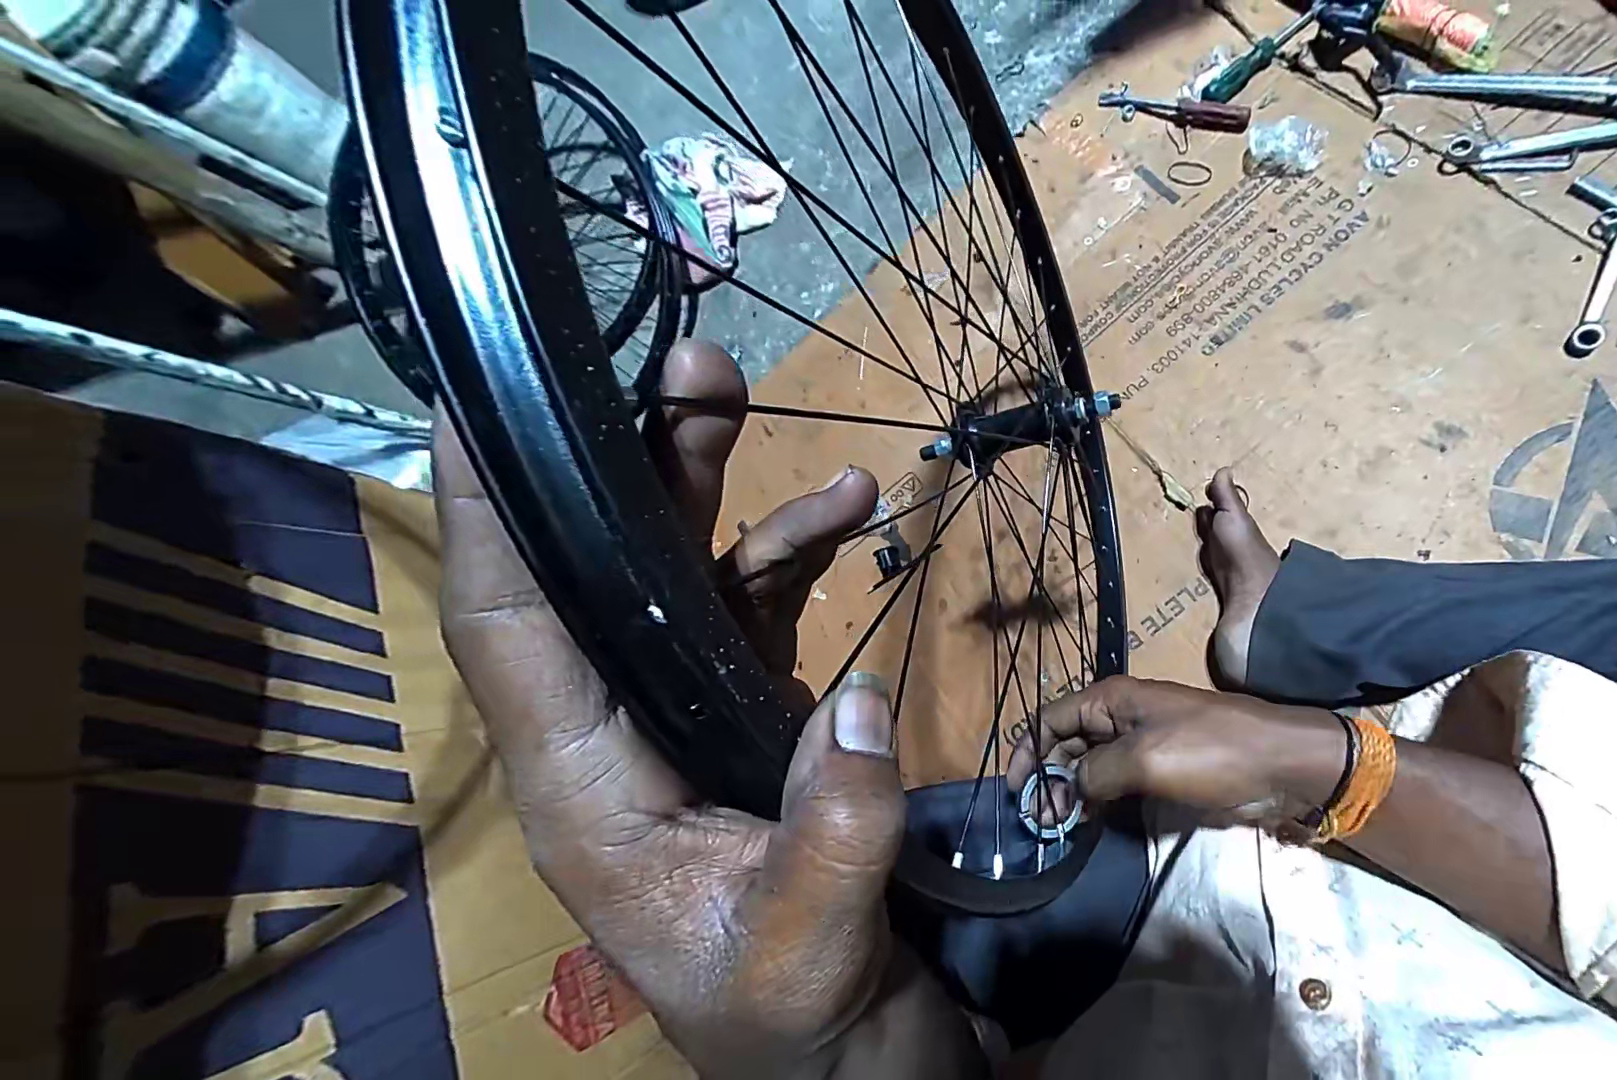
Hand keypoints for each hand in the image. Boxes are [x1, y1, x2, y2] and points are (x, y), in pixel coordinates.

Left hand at [437, 341, 977, 1077]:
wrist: (860, 1055)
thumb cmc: (805, 1034)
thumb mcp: (810, 956)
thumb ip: (834, 837)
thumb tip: (861, 700)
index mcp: (593, 793)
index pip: (517, 634)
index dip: (492, 517)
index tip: (488, 405)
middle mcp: (626, 732)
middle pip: (608, 571)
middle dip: (636, 461)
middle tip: (686, 368)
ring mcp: (696, 710)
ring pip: (690, 567)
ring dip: (722, 484)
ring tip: (758, 408)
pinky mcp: (758, 704)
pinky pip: (766, 598)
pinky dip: (802, 545)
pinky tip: (855, 508)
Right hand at [1007, 676, 1346, 828]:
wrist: (1281, 765)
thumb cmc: (1209, 750)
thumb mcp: (1144, 758)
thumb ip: (1095, 772)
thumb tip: (1068, 790)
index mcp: (1109, 699)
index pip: (1050, 719)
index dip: (1027, 751)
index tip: (1016, 791)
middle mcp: (1117, 716)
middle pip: (1066, 743)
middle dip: (1048, 778)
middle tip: (1042, 821)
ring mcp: (1139, 742)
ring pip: (1088, 764)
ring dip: (1070, 792)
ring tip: (1060, 827)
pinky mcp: (1157, 767)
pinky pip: (1113, 780)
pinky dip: (1095, 799)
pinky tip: (1088, 823)